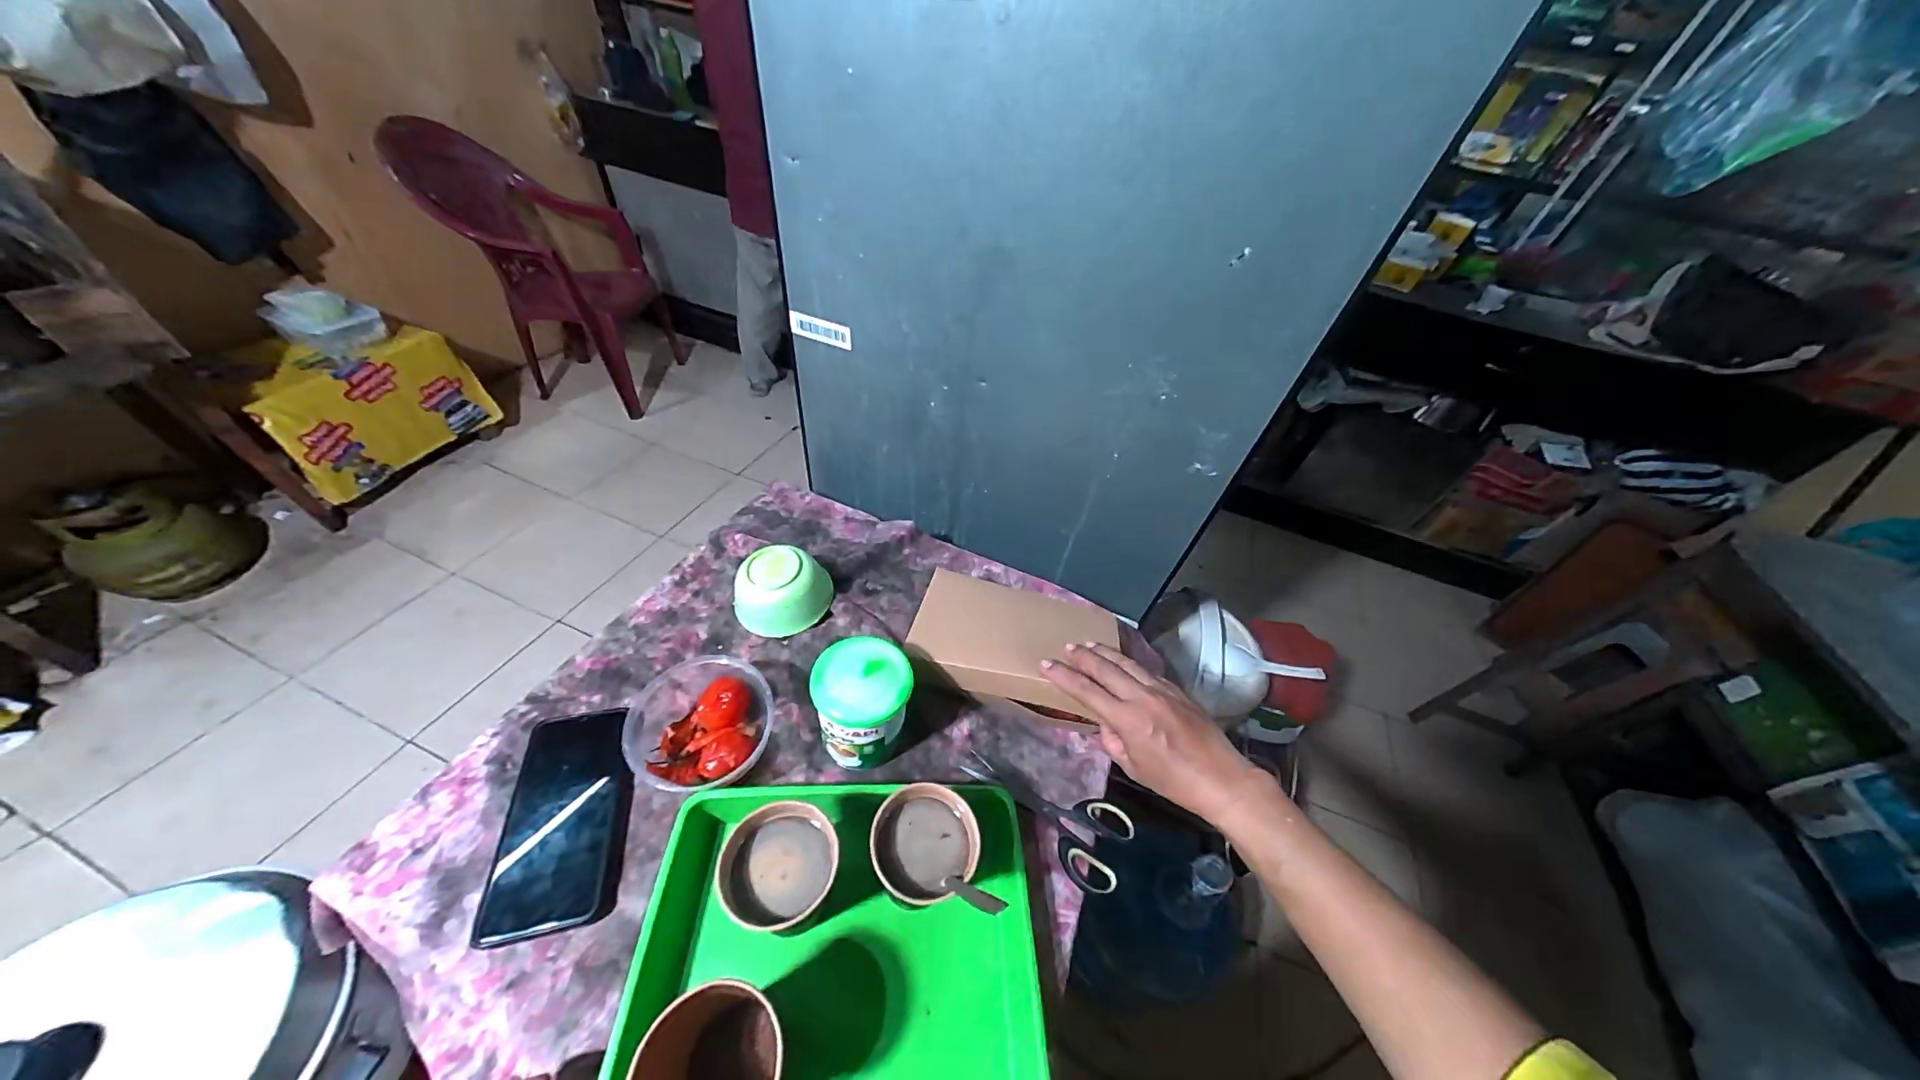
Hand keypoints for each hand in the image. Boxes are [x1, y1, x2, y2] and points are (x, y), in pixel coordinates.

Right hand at [1040, 642, 1270, 824]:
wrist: (1221, 779)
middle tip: (1066, 648)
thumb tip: (1104, 723)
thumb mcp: (1134, 767)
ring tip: (1089, 645)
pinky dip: (1128, 663)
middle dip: (1083, 657)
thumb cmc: (1174, 782)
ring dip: (1105, 653)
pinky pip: (1146, 671)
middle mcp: (1143, 698)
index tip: (1046, 665)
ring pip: (1127, 664)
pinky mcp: (1177, 690)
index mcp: (1128, 720)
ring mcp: (1162, 690)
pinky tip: (1121, 661)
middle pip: (1106, 669)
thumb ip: (1113, 741)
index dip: (1064, 677)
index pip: (1087, 692)